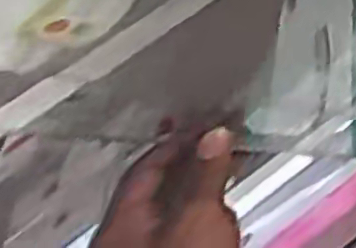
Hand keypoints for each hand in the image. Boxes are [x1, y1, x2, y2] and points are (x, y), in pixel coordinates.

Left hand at [96, 128, 239, 247]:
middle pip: (154, 185)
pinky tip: (227, 190)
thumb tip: (216, 130)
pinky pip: (182, 217)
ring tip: (234, 154)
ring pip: (170, 201)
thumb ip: (207, 174)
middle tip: (227, 132)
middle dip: (191, 156)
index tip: (213, 119)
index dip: (177, 140)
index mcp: (121, 224)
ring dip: (200, 175)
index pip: (144, 168)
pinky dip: (204, 196)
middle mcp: (125, 236)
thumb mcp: (198, 218)